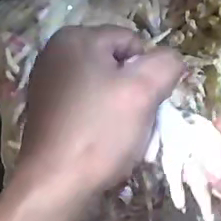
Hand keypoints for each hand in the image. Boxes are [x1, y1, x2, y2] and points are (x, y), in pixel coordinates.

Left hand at [16, 26, 182, 215]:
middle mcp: (55, 52)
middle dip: (134, 90)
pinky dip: (100, 119)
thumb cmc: (101, 132)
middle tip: (136, 119)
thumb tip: (173, 60)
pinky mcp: (46, 110)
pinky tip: (102, 141)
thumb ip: (167, 64)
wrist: (56, 183)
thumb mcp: (145, 90)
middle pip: (118, 64)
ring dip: (120, 107)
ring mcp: (47, 82)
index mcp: (76, 38)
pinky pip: (88, 105)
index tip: (146, 102)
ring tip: (120, 134)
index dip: (149, 72)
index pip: (135, 43)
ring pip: (105, 86)